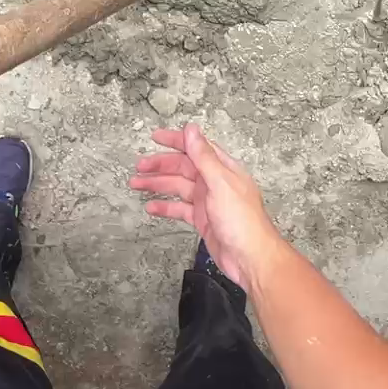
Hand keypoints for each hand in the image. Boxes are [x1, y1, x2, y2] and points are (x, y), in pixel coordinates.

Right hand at [130, 124, 289, 290]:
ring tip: (137, 184)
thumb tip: (192, 131)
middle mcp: (215, 183)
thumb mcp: (220, 183)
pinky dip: (165, 207)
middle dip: (160, 165)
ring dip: (158, 185)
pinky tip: (152, 207)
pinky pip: (179, 209)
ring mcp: (208, 201)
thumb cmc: (244, 222)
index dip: (176, 141)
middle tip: (140, 167)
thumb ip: (204, 157)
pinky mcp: (203, 219)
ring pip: (178, 188)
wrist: (250, 257)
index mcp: (222, 169)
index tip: (156, 137)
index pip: (196, 148)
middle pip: (183, 168)